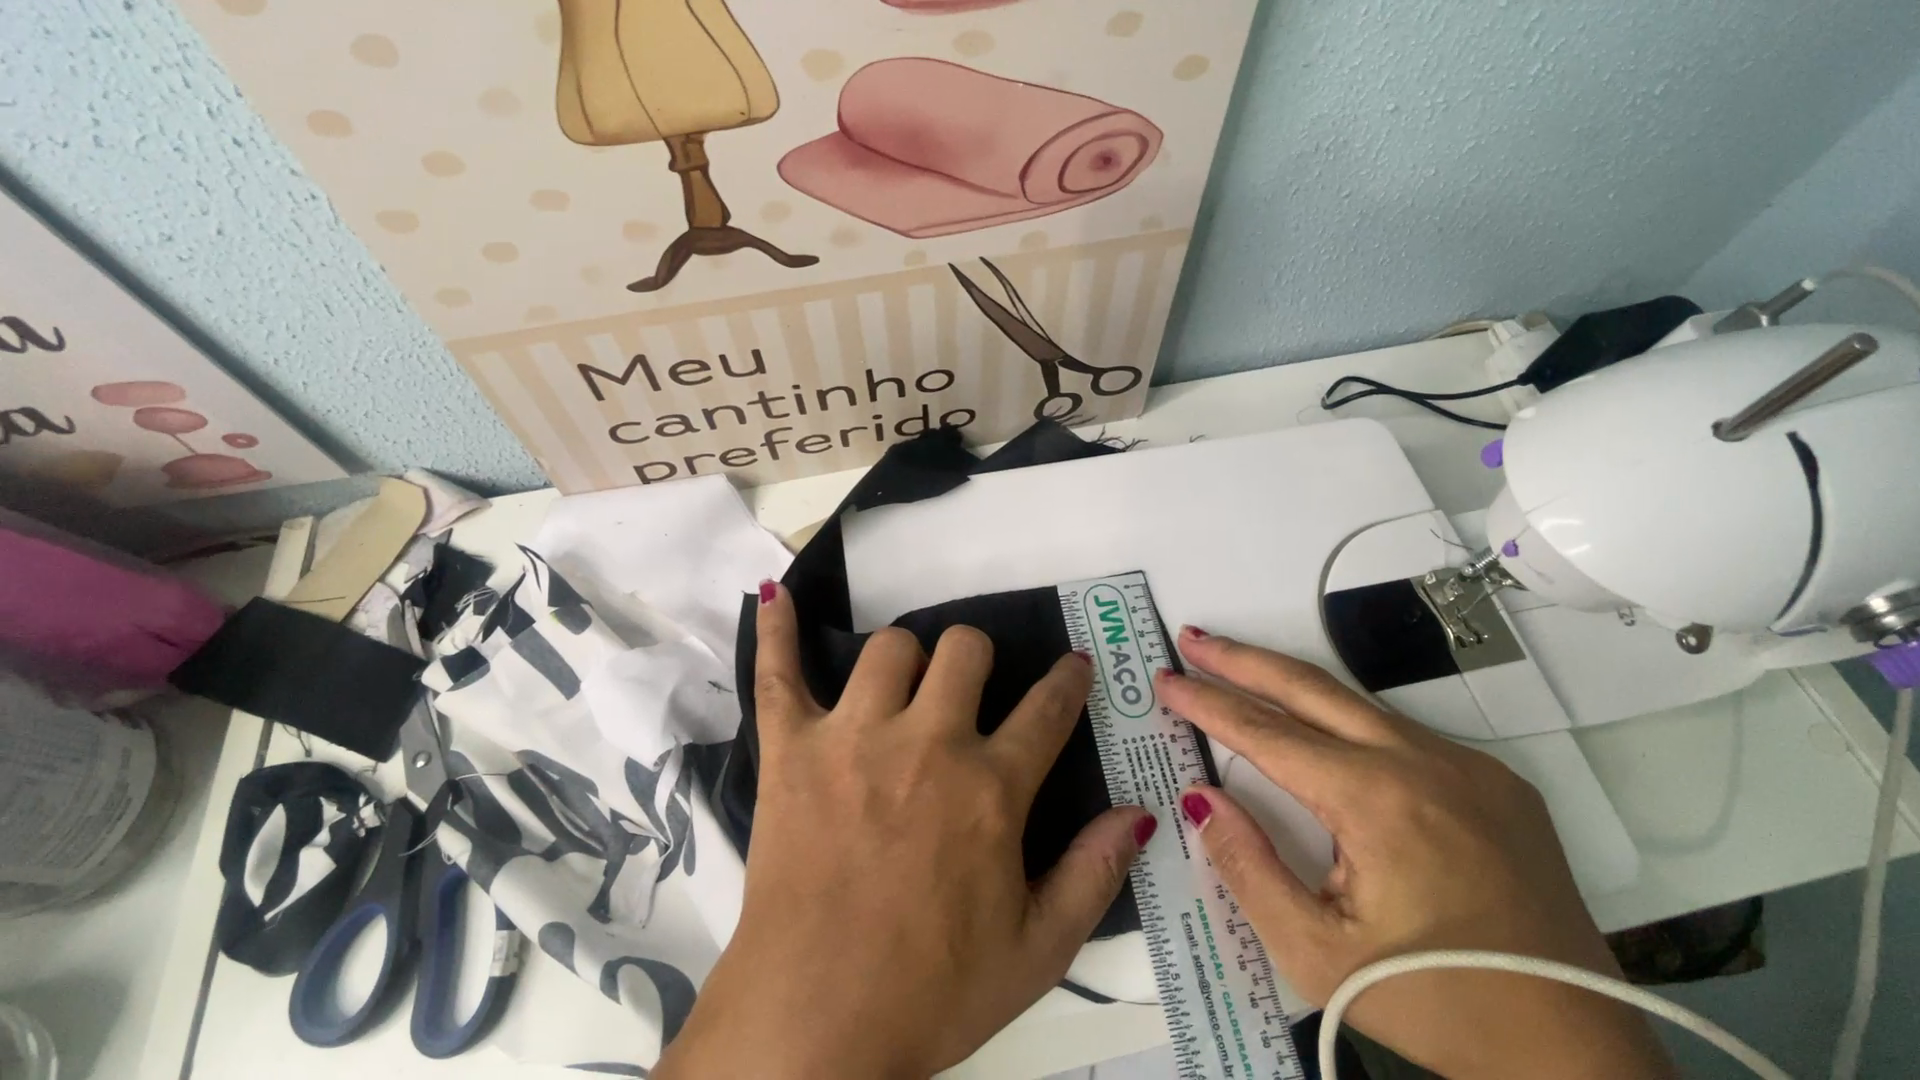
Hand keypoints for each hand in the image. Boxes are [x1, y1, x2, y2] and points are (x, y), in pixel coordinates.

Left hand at [655, 584, 1154, 1079]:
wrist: (814, 1018)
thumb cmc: (933, 991)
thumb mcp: (1039, 950)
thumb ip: (1094, 874)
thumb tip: (1140, 811)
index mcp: (992, 788)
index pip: (1048, 707)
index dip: (1068, 681)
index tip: (1072, 668)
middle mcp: (927, 742)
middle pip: (965, 649)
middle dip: (979, 660)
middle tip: (972, 690)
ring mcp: (852, 737)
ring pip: (890, 648)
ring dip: (907, 660)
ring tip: (903, 689)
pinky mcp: (790, 749)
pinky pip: (778, 671)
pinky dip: (777, 628)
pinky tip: (777, 593)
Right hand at [1160, 629, 1673, 1079]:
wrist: (1570, 1049)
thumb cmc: (1433, 1002)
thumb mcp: (1315, 951)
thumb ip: (1247, 865)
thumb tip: (1199, 798)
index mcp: (1378, 800)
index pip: (1269, 733)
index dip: (1209, 703)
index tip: (1165, 679)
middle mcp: (1427, 763)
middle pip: (1312, 689)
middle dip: (1243, 659)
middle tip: (1192, 638)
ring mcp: (1471, 768)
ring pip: (1359, 707)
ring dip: (1292, 686)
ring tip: (1239, 670)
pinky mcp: (1497, 785)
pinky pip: (1403, 736)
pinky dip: (1345, 722)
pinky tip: (1318, 734)